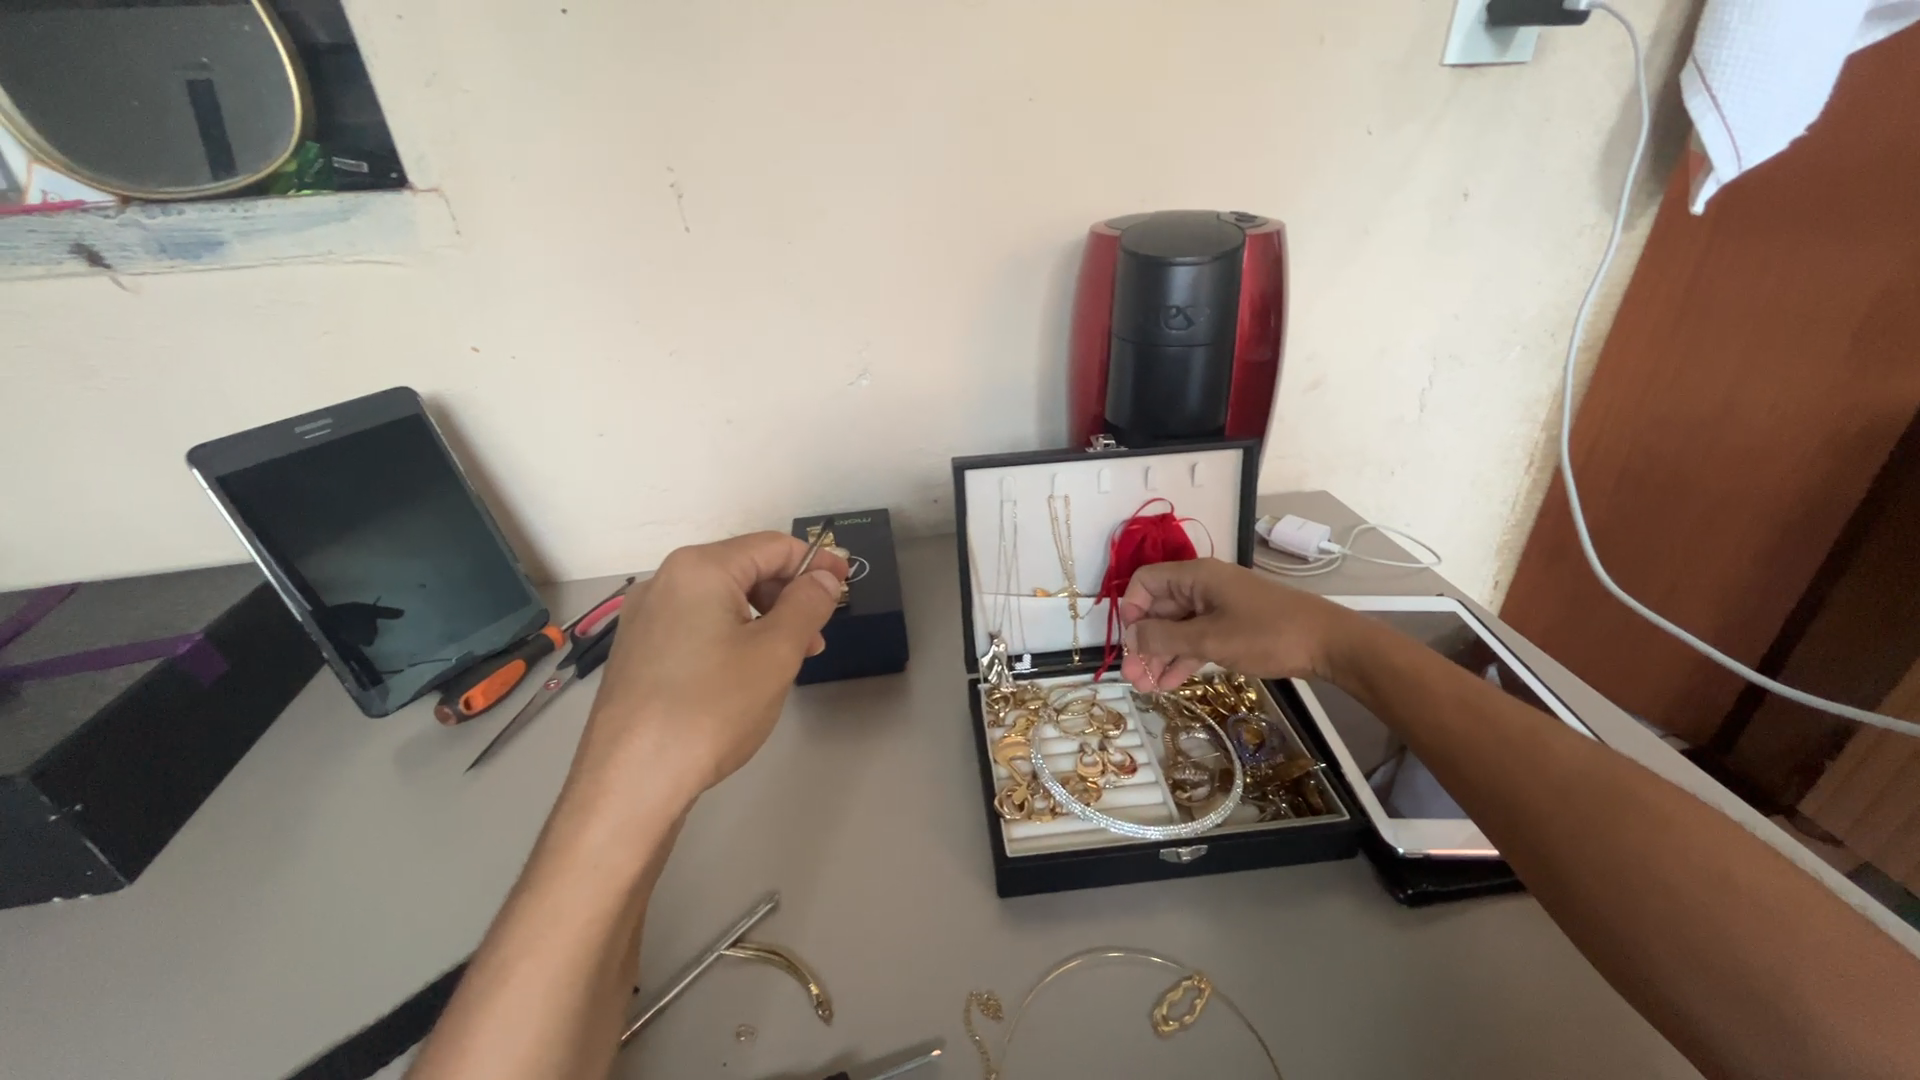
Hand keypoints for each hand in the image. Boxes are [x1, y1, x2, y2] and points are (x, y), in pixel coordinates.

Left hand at [570, 533, 848, 811]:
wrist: (631, 780)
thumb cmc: (711, 708)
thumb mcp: (776, 653)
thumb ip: (808, 604)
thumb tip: (824, 575)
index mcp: (699, 568)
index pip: (772, 547)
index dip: (815, 562)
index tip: (845, 585)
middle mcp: (665, 581)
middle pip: (743, 570)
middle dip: (788, 596)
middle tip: (816, 638)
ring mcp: (645, 618)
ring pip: (720, 601)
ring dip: (763, 620)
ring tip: (785, 663)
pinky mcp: (638, 652)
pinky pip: (696, 626)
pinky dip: (731, 638)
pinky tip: (744, 677)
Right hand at [1116, 558, 1359, 692]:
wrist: (1329, 644)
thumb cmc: (1268, 634)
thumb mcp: (1210, 638)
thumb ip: (1165, 638)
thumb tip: (1130, 637)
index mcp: (1196, 576)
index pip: (1146, 582)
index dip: (1132, 609)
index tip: (1130, 641)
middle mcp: (1202, 587)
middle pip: (1159, 609)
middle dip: (1143, 642)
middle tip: (1131, 677)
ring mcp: (1218, 608)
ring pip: (1177, 629)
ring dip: (1159, 656)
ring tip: (1145, 687)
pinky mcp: (1232, 627)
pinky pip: (1196, 640)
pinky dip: (1182, 659)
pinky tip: (1168, 683)